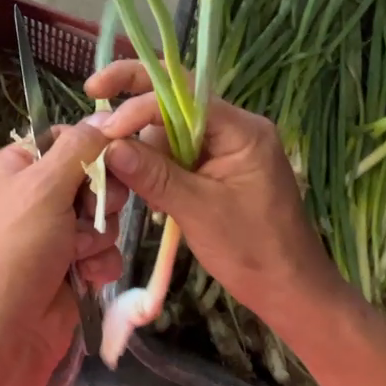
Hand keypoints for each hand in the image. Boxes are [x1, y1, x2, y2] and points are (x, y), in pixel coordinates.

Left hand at [0, 119, 125, 376]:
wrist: (7, 332)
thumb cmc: (18, 248)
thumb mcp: (44, 187)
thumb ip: (79, 149)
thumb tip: (106, 116)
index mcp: (15, 166)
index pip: (64, 140)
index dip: (89, 152)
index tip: (106, 162)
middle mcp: (32, 195)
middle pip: (91, 177)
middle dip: (98, 200)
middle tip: (86, 214)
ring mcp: (52, 232)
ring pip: (103, 216)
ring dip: (98, 236)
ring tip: (76, 253)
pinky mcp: (71, 266)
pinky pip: (104, 250)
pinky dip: (99, 263)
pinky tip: (85, 276)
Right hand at [85, 59, 342, 322]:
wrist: (292, 294)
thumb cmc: (254, 252)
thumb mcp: (199, 211)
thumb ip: (153, 175)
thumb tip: (108, 146)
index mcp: (241, 130)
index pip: (182, 96)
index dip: (138, 106)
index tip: (106, 131)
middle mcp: (234, 128)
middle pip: (175, 99)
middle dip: (134, 98)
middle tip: (93, 90)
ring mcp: (225, 147)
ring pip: (169, 127)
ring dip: (141, 142)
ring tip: (117, 168)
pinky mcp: (216, 167)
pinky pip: (176, 151)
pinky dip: (153, 162)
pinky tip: (140, 184)